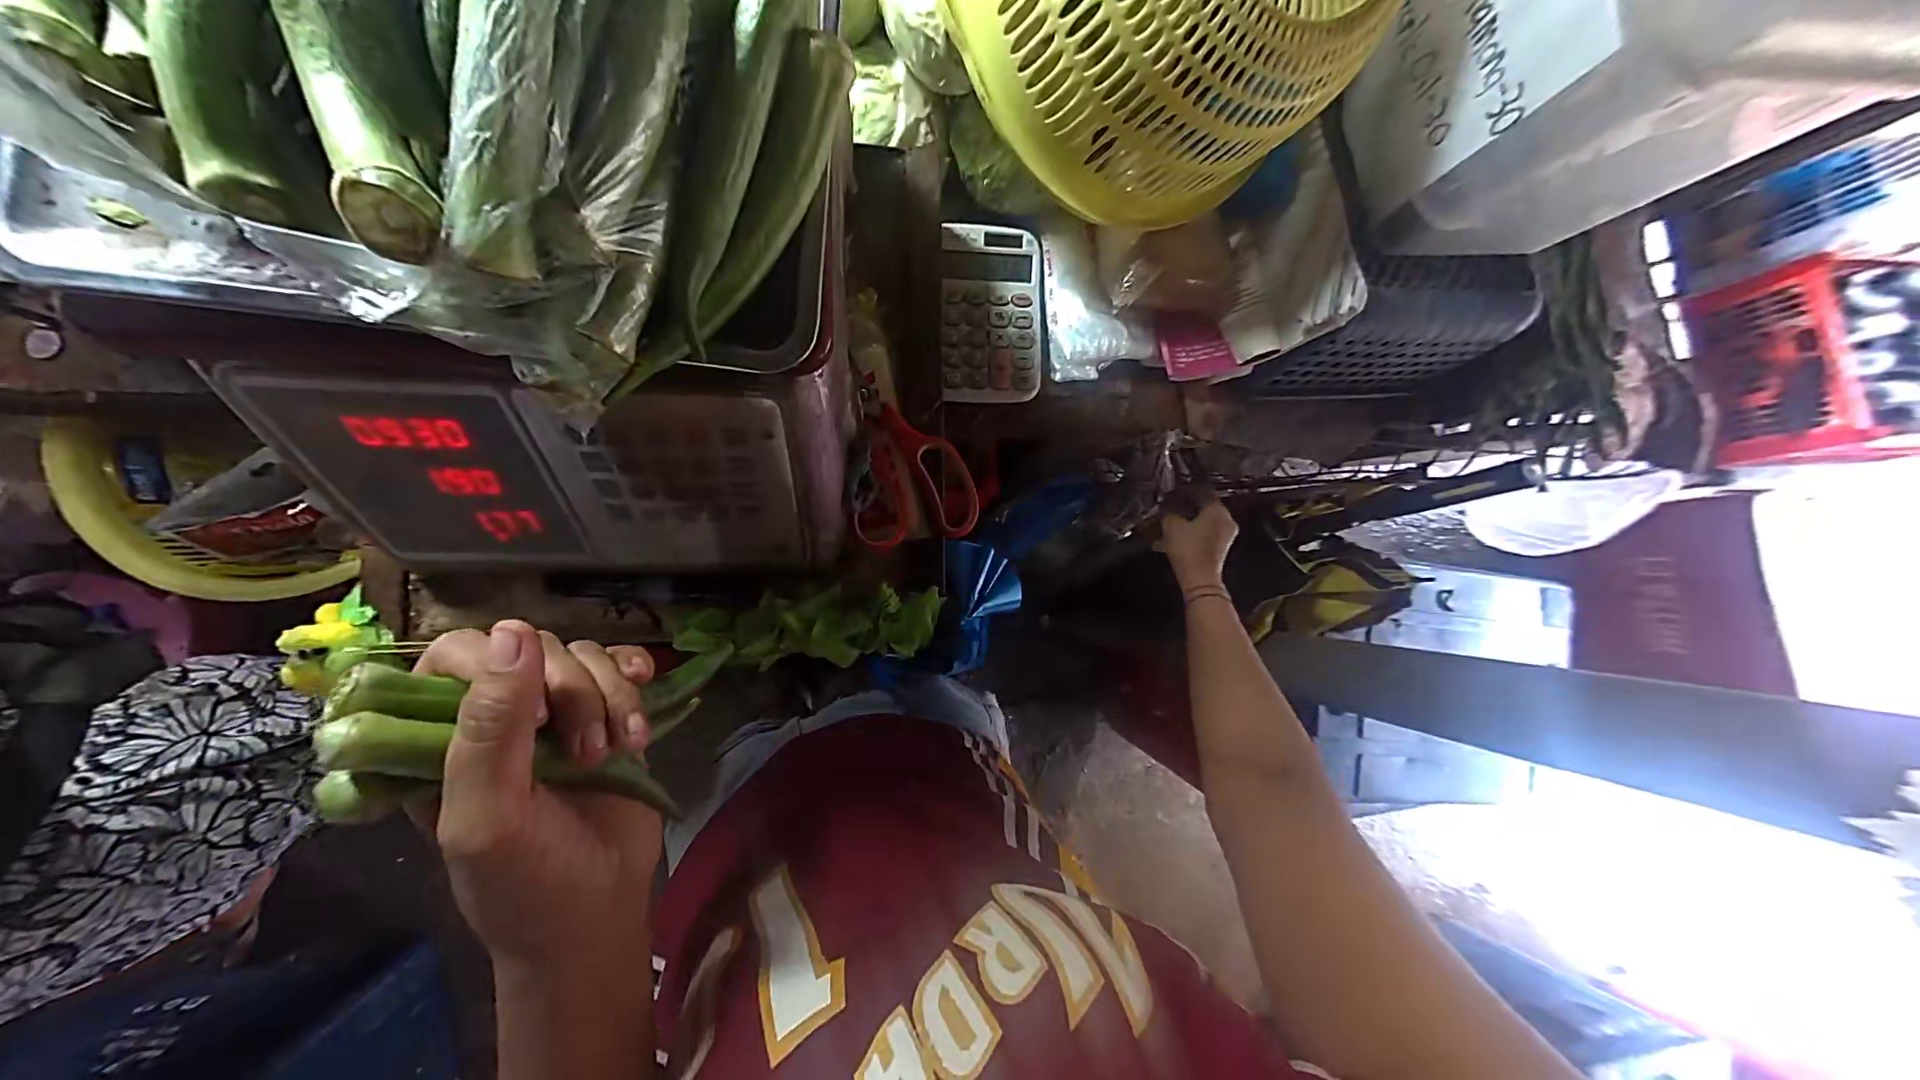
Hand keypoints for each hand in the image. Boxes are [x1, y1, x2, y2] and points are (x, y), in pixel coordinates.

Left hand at [411, 621, 663, 982]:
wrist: (598, 909)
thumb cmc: (524, 881)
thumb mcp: (487, 818)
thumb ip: (487, 732)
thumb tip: (514, 633)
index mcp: (443, 737)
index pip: (458, 657)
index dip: (499, 670)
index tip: (533, 721)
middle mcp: (501, 714)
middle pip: (537, 649)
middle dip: (574, 692)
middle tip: (586, 752)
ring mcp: (560, 711)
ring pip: (587, 655)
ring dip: (613, 697)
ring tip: (621, 748)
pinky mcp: (609, 713)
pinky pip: (622, 666)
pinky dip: (636, 679)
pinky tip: (642, 710)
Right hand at [1158, 497, 1238, 593]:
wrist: (1199, 580)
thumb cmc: (1188, 550)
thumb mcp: (1171, 526)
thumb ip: (1168, 511)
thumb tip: (1166, 506)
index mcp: (1218, 510)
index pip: (1202, 491)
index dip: (1184, 490)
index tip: (1172, 492)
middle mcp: (1226, 520)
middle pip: (1204, 507)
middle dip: (1185, 506)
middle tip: (1169, 506)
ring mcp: (1225, 536)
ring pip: (1203, 521)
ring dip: (1186, 520)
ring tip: (1168, 523)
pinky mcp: (1219, 549)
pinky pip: (1204, 534)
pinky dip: (1190, 532)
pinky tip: (1174, 537)